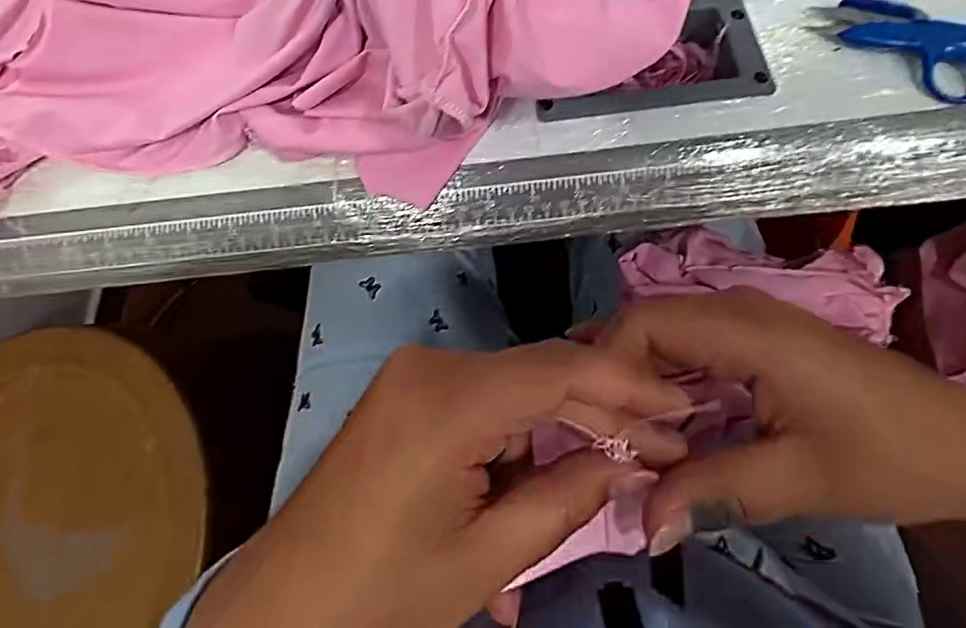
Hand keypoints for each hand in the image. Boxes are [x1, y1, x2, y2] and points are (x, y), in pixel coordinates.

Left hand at [188, 341, 690, 627]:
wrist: (287, 600)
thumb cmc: (383, 592)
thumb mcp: (484, 559)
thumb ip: (564, 499)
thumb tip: (625, 461)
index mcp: (447, 399)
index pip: (556, 370)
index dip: (625, 384)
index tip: (678, 405)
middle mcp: (431, 364)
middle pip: (538, 372)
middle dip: (601, 409)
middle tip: (661, 444)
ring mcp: (416, 372)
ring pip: (515, 385)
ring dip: (563, 423)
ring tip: (615, 464)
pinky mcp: (410, 388)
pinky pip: (485, 397)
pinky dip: (522, 430)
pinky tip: (552, 467)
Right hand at [594, 288, 965, 552]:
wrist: (964, 449)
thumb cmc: (888, 454)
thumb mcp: (801, 479)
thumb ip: (715, 491)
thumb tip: (643, 524)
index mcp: (745, 326)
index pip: (644, 322)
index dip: (609, 367)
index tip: (601, 427)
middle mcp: (736, 308)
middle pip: (647, 324)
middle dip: (616, 376)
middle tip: (599, 433)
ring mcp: (746, 320)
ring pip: (665, 335)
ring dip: (638, 380)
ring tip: (617, 429)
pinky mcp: (754, 339)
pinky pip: (690, 347)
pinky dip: (665, 380)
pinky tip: (656, 418)